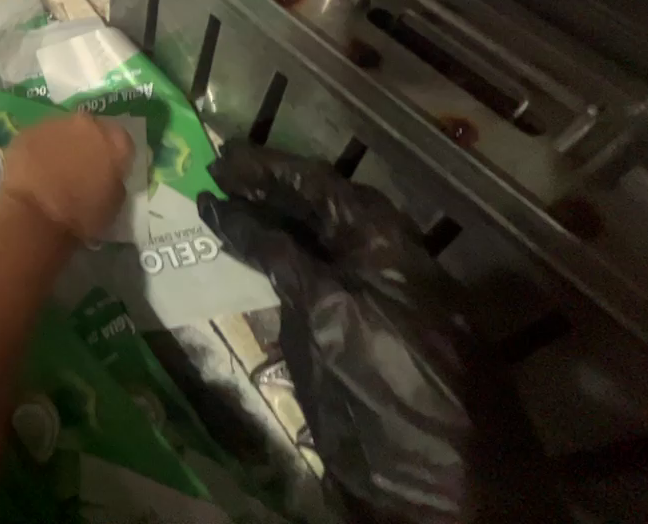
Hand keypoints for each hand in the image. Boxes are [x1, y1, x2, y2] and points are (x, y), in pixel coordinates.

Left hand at [0, 112, 131, 241]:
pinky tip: (33, 168)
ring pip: (61, 130)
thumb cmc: (82, 214)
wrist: (35, 214)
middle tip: (78, 166)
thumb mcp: (115, 202)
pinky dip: (37, 149)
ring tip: (52, 168)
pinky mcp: (26, 131)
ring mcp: (52, 124)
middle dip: (85, 143)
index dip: (113, 155)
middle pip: (89, 128)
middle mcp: (85, 123)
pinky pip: (37, 138)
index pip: (121, 140)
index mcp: (114, 140)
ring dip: (60, 144)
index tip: (106, 169)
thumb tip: (106, 173)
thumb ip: (114, 178)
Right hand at [199, 141, 567, 523]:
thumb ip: (279, 255)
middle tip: (213, 175)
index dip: (273, 171)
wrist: (434, 496)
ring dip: (263, 224)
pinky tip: (236, 258)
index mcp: (393, 254)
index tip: (222, 157)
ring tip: (217, 207)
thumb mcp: (332, 312)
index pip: (327, 191)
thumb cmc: (390, 390)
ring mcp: (364, 308)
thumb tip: (225, 208)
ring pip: (308, 248)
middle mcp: (382, 271)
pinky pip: (300, 286)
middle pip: (319, 214)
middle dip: (265, 191)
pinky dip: (266, 266)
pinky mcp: (344, 343)